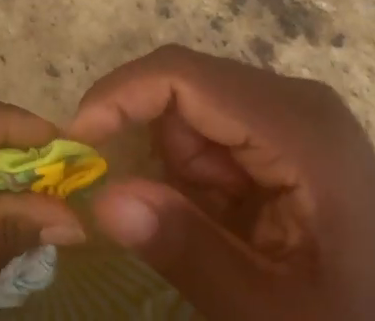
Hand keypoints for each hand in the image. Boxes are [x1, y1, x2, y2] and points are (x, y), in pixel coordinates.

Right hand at [68, 46, 374, 320]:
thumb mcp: (269, 313)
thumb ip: (186, 251)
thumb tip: (101, 199)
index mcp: (299, 128)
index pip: (184, 75)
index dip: (120, 97)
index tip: (75, 143)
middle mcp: (295, 102)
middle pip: (183, 89)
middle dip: (149, 146)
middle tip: (144, 215)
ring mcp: (293, 115)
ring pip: (190, 113)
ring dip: (175, 171)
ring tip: (216, 240)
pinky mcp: (286, 135)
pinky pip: (211, 136)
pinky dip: (197, 180)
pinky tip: (229, 229)